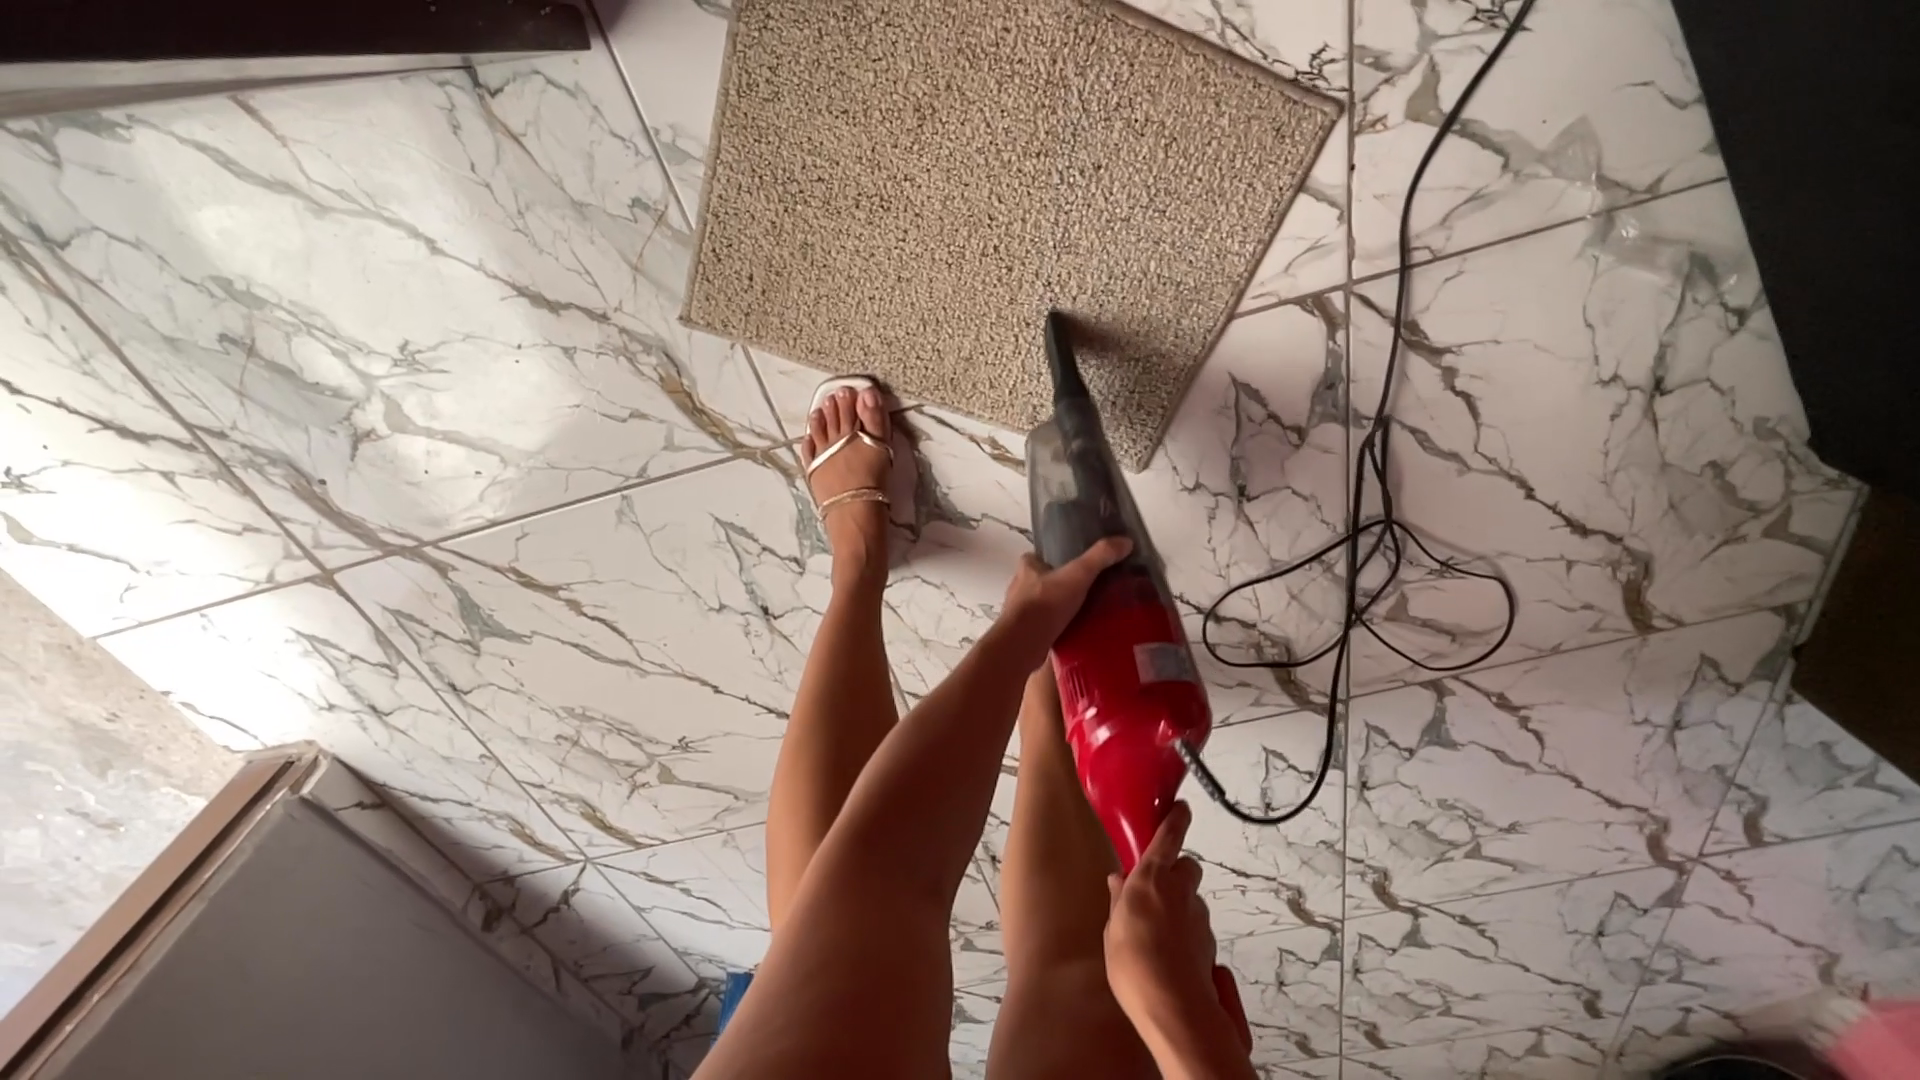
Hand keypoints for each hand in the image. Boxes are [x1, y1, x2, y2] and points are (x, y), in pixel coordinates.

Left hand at [996, 536, 1132, 658]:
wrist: (1024, 642)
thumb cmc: (1046, 603)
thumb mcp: (1078, 574)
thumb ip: (1100, 557)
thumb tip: (1126, 541)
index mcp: (1027, 567)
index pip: (1040, 555)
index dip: (1057, 558)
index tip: (1078, 565)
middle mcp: (1019, 586)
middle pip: (1044, 580)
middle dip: (1062, 585)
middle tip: (1088, 590)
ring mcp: (1020, 611)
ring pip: (1044, 604)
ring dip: (1061, 607)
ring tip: (1087, 611)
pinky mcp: (1025, 632)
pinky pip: (1045, 625)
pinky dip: (1058, 626)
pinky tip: (1076, 630)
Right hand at [1104, 804, 1253, 1071]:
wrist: (1174, 1008)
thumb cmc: (1132, 962)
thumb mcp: (1112, 930)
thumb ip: (1119, 901)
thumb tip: (1118, 880)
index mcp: (1152, 878)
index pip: (1169, 838)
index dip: (1176, 820)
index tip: (1182, 807)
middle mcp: (1181, 891)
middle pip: (1187, 869)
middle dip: (1176, 874)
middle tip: (1156, 892)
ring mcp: (1200, 918)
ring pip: (1192, 901)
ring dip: (1180, 908)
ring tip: (1157, 934)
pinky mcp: (1211, 944)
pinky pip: (1197, 929)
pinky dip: (1186, 935)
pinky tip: (1170, 956)